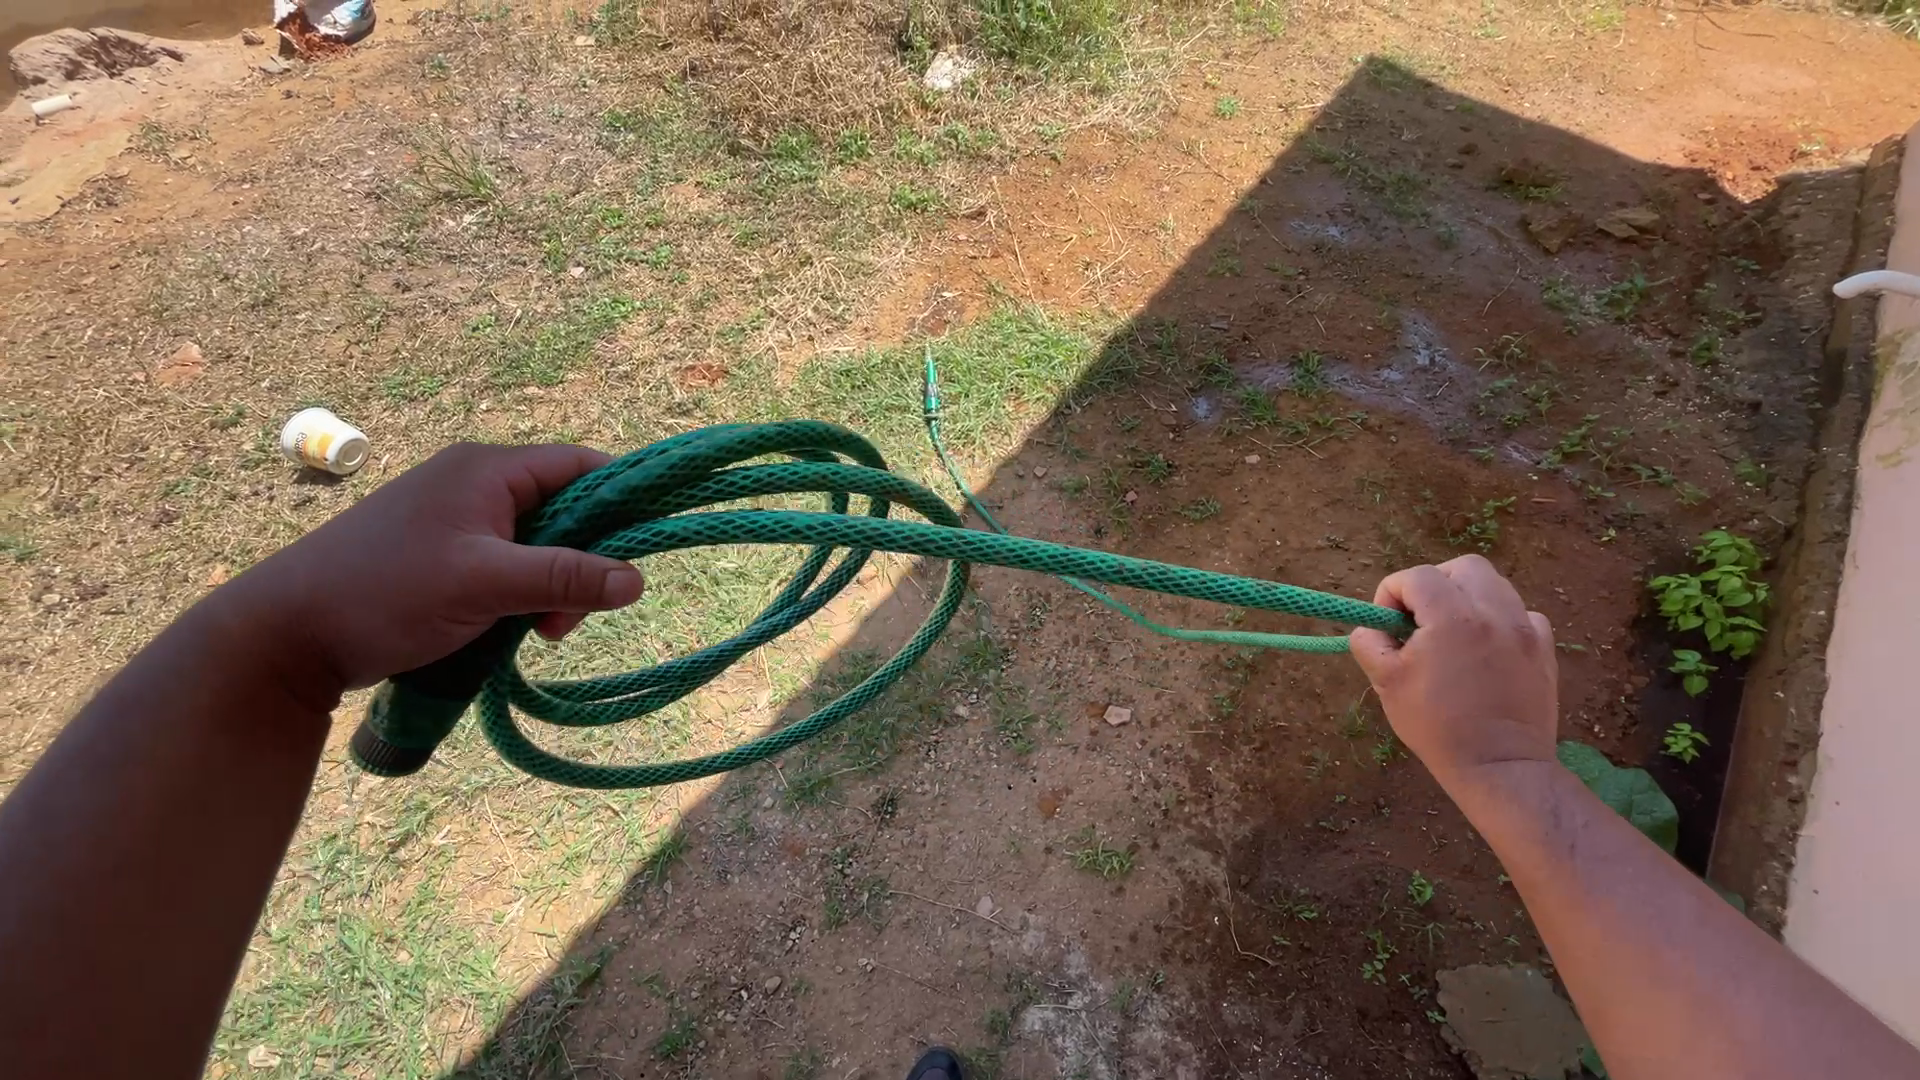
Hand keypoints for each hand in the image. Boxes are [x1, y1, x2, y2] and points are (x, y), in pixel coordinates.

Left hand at [213, 443, 644, 703]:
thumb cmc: (385, 592)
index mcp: (488, 470)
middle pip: (569, 510)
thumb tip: (638, 581)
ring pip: (545, 545)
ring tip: (543, 630)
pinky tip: (519, 628)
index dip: (623, 498)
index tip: (646, 543)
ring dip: (557, 587)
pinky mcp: (453, 553)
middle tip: (577, 610)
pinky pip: (516, 565)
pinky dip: (529, 595)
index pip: (581, 466)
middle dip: (585, 561)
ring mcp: (464, 519)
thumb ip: (565, 578)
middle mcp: (480, 484)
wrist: (284, 636)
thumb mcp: (485, 584)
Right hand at [1348, 554, 1557, 789]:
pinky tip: (1484, 647)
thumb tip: (1372, 626)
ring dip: (1465, 597)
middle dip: (1433, 582)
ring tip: (1450, 631)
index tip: (1386, 624)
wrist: (1498, 764)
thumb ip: (1369, 642)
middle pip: (1463, 567)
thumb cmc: (1435, 723)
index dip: (1391, 593)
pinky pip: (1521, 614)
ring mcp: (1525, 629)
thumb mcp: (1384, 681)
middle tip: (1419, 617)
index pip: (1415, 577)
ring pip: (1495, 585)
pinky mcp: (1543, 649)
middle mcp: (1494, 612)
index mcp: (1452, 617)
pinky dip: (1498, 619)